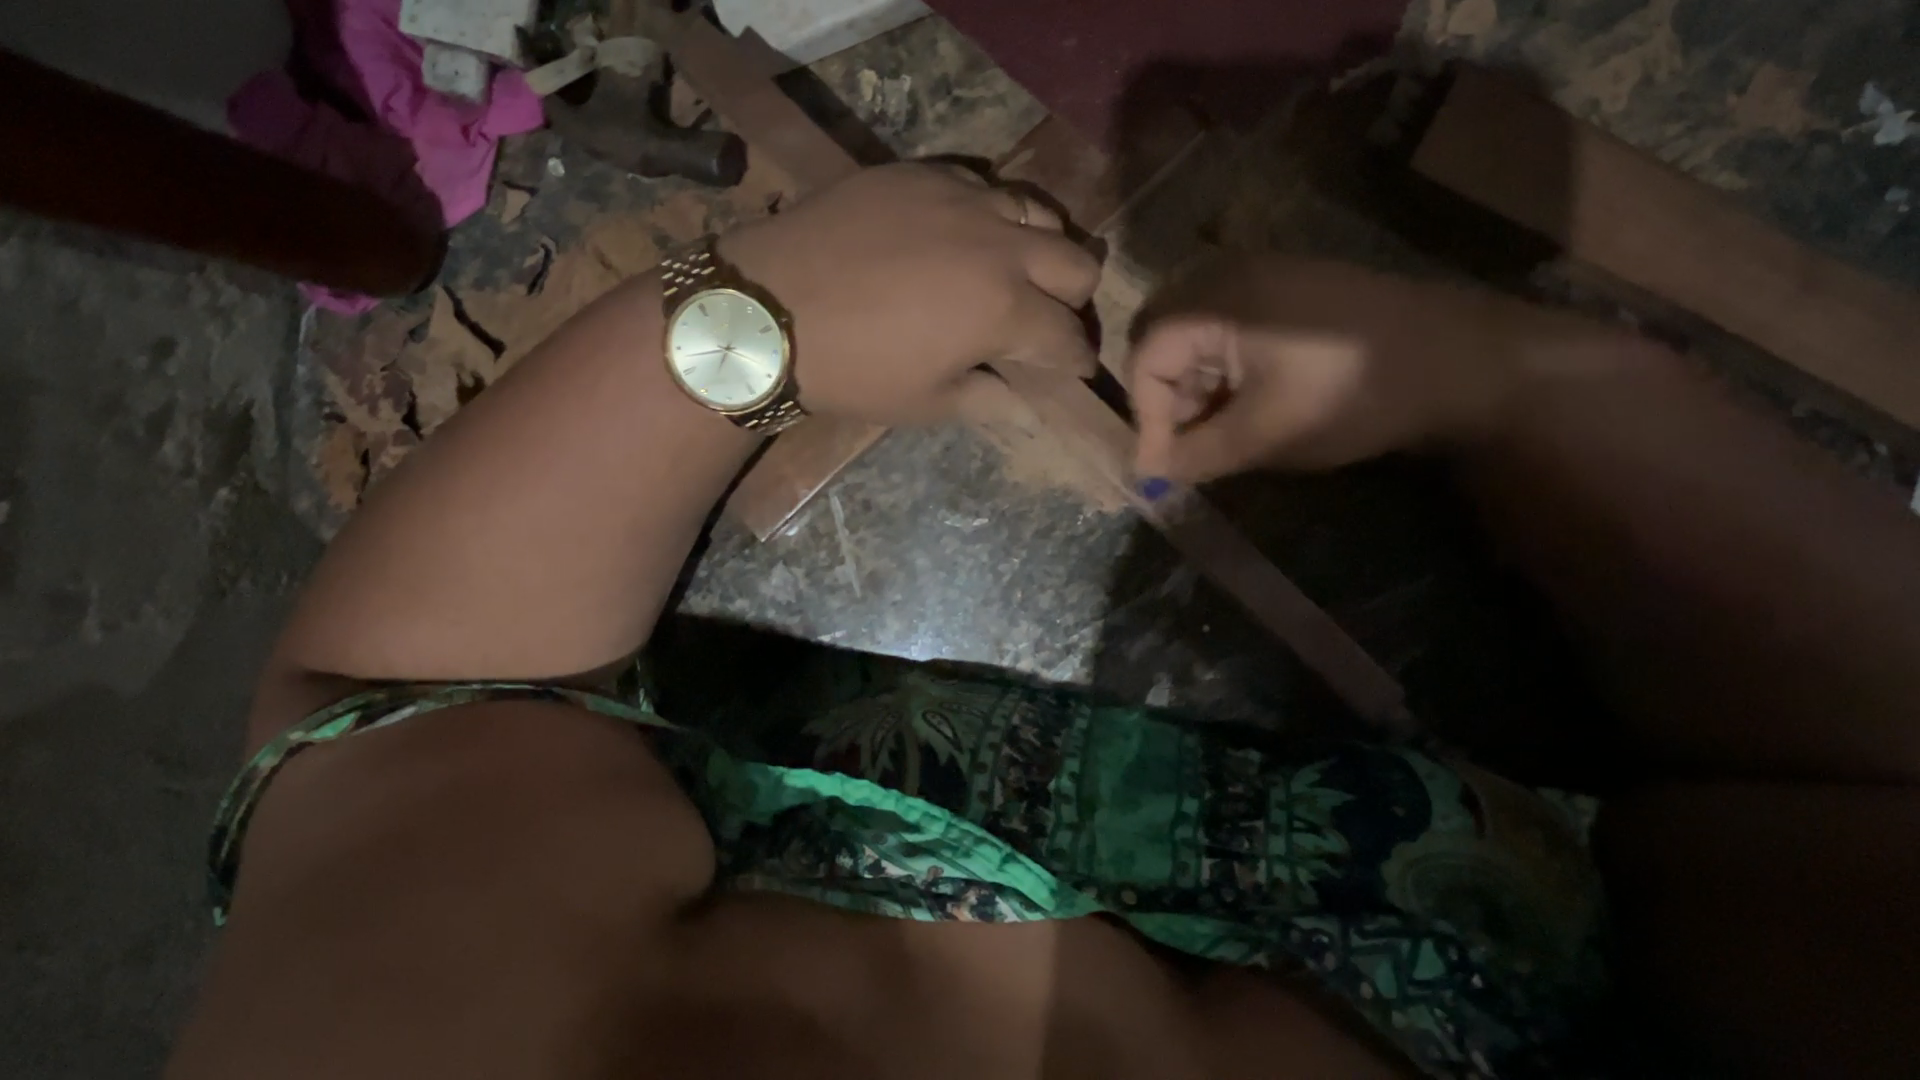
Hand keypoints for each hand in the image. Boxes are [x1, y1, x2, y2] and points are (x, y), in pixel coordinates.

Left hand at [716, 163, 1102, 425]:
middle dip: (1076, 299)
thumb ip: (986, 401)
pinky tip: (966, 235)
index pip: (1066, 337)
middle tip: (1050, 320)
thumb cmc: (850, 370)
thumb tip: (1023, 407)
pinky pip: (983, 185)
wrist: (767, 308)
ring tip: (1017, 271)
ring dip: (1042, 248)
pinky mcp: (923, 173)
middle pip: (1077, 263)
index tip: (1074, 369)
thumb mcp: (923, 403)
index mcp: (1003, 311)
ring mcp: (962, 200)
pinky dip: (991, 215)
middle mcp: (999, 247)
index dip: (1077, 360)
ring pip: (1038, 213)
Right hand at [1128, 255, 1567, 481]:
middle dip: (1164, 396)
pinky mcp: (1291, 286)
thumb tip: (1152, 471)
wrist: (1465, 361)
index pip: (1145, 356)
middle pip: (1161, 335)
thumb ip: (1195, 453)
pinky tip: (1249, 401)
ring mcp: (1264, 273)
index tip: (1161, 467)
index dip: (1145, 417)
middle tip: (1184, 442)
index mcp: (1216, 300)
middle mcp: (1230, 272)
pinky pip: (1228, 324)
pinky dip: (1223, 366)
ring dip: (1193, 384)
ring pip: (1193, 330)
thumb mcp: (1263, 435)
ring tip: (1218, 430)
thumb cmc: (1351, 395)